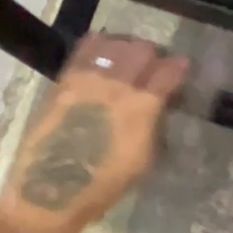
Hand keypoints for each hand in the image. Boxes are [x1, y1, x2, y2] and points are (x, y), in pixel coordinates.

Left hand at [0, 33, 189, 232]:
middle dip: (153, 55)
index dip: (179, 66)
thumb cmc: (104, 184)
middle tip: (153, 65)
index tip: (181, 68)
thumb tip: (157, 107)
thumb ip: (154, 126)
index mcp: (143, 107)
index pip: (169, 71)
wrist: (51, 188)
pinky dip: (99, 45)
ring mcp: (88, 78)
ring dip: (127, 47)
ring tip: (127, 57)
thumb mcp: (144, 160)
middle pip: (142, 49)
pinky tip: (103, 51)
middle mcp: (117, 84)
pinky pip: (85, 48)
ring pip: (115, 43)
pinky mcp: (64, 79)